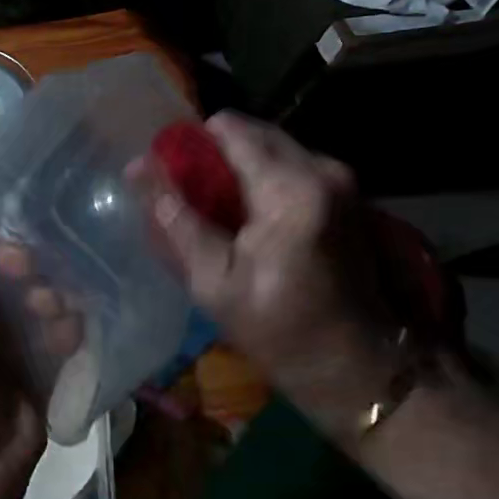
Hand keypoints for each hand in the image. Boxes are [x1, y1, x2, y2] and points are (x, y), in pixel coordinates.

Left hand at [0, 229, 44, 498]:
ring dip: (46, 288)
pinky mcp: (41, 370)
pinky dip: (70, 325)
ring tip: (50, 306)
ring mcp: (12, 342)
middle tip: (24, 266)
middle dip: (15, 258)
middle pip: (0, 267)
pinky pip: (61, 336)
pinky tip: (71, 331)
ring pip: (34, 294)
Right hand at [146, 112, 403, 439]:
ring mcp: (340, 178)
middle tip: (195, 197)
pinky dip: (265, 179)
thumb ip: (175, 216)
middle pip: (252, 131)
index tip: (175, 176)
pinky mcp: (348, 192)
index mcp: (288, 188)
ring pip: (271, 146)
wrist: (361, 369)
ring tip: (223, 212)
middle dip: (217, 155)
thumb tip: (137, 166)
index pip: (228, 128)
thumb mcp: (212, 280)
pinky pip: (291, 164)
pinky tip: (254, 220)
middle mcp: (320, 168)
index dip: (192, 144)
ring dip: (241, 168)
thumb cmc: (281, 331)